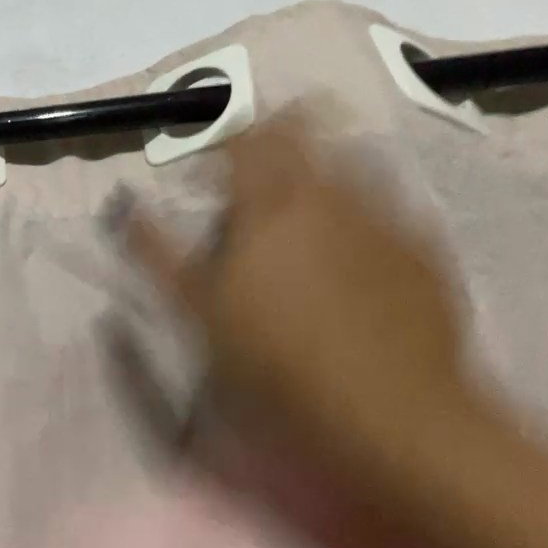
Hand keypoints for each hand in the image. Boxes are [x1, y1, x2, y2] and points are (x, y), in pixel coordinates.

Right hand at [113, 111, 489, 472]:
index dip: (218, 144)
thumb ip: (155, 251)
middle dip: (273, 140)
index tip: (198, 176)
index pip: (243, 137)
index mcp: (271, 202)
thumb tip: (123, 206)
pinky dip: (358, 213)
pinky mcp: (424, 251)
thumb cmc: (277, 365)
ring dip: (318, 172)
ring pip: (350, 159)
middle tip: (249, 182)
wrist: (396, 418)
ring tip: (299, 216)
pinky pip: (385, 205)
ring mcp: (387, 217)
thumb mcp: (197, 312)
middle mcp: (333, 193)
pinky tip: (348, 256)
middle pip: (305, 128)